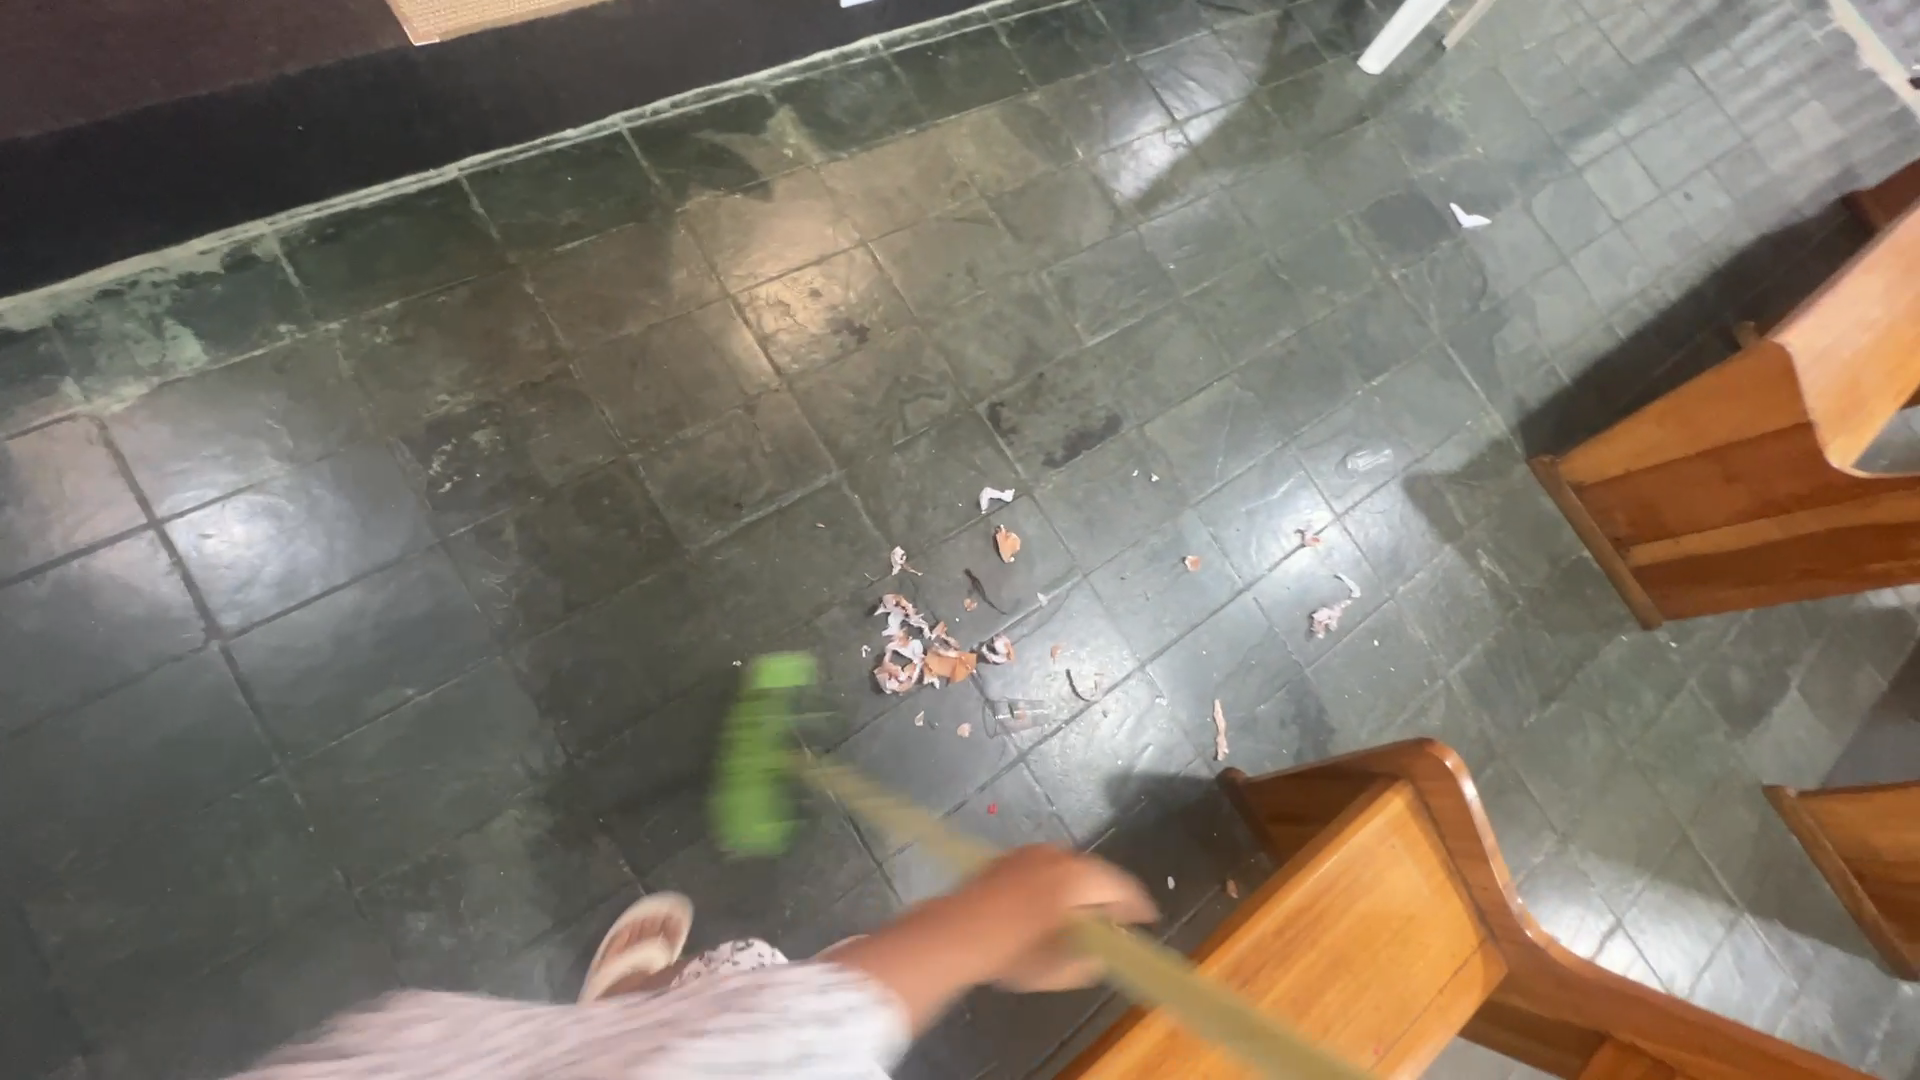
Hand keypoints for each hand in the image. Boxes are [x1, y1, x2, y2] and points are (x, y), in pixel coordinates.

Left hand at [955, 846, 1158, 991]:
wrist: (957, 931)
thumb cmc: (1013, 952)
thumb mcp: (1061, 968)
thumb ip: (1092, 957)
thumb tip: (1103, 949)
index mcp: (1076, 876)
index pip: (1121, 885)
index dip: (1137, 903)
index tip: (1147, 918)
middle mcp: (1057, 855)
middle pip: (1095, 872)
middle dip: (1107, 894)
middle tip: (1116, 920)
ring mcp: (1031, 851)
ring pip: (1069, 867)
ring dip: (1081, 887)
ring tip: (1084, 914)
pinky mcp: (1011, 856)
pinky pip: (1047, 866)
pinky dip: (1057, 882)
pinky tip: (1051, 905)